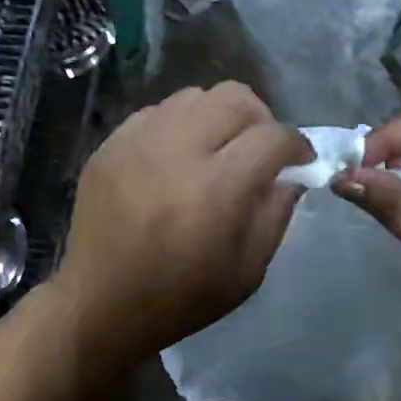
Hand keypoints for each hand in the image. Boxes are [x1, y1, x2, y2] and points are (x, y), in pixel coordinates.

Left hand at [53, 82, 309, 362]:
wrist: (100, 305)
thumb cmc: (181, 298)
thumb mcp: (247, 271)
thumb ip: (276, 215)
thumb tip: (292, 175)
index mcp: (215, 190)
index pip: (273, 137)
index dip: (297, 146)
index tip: (300, 162)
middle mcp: (176, 152)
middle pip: (235, 98)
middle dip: (261, 119)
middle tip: (259, 150)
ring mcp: (137, 142)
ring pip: (195, 96)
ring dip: (218, 117)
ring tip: (217, 150)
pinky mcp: (109, 145)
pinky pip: (158, 113)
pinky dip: (180, 126)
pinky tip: (177, 159)